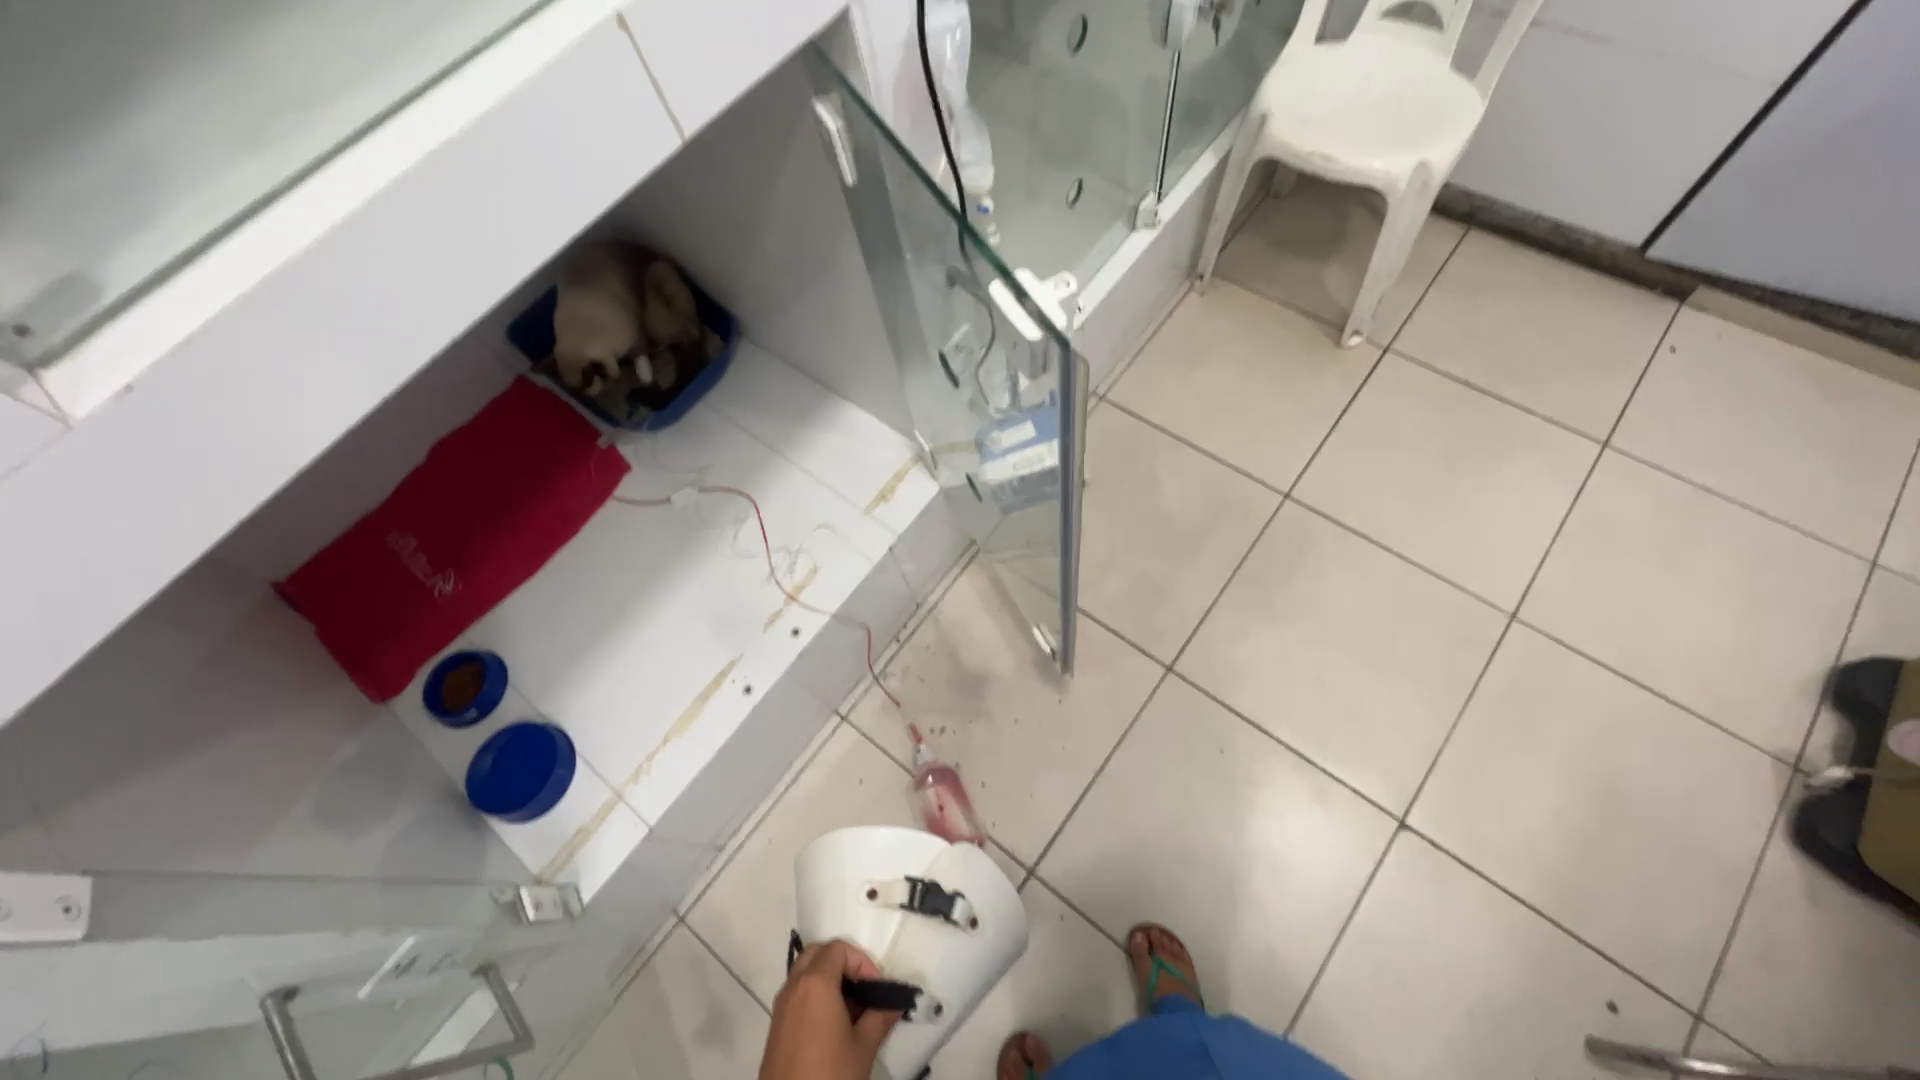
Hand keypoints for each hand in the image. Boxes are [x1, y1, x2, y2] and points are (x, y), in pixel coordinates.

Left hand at [760, 940, 901, 1079]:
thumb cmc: (830, 1073)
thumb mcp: (863, 1046)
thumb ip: (881, 1017)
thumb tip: (897, 1002)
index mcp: (815, 984)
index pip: (838, 949)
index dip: (862, 961)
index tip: (876, 988)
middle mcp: (793, 987)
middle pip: (817, 953)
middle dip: (843, 963)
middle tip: (863, 989)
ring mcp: (781, 1006)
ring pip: (805, 973)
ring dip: (829, 980)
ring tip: (852, 1010)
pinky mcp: (776, 1026)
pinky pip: (797, 995)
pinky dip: (815, 996)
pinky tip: (833, 1026)